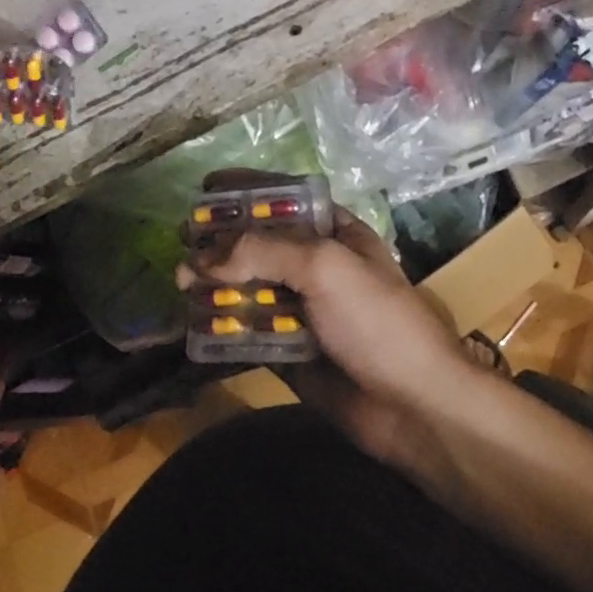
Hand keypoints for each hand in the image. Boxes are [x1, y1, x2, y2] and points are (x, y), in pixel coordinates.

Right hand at [177, 177, 484, 471]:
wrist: (412, 406)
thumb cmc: (375, 320)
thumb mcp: (324, 266)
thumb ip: (262, 251)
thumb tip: (200, 258)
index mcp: (335, 233)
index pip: (285, 200)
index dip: (247, 191)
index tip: (206, 186)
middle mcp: (316, 267)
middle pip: (259, 245)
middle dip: (220, 241)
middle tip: (180, 240)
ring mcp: (302, 311)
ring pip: (248, 289)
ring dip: (214, 284)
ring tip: (180, 282)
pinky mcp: (288, 352)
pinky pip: (247, 334)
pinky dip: (221, 328)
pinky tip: (191, 323)